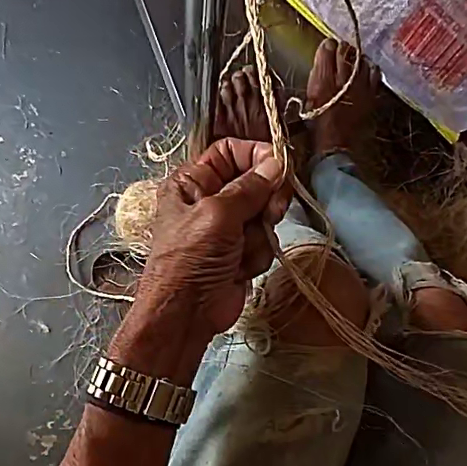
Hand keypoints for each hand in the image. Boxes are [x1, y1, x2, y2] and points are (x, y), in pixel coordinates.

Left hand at [136, 138, 289, 340]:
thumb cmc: (190, 259)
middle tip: (269, 213)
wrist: (185, 314)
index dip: (257, 154)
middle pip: (255, 182)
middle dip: (265, 200)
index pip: (230, 151)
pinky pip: (265, 242)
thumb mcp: (218, 214)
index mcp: (193, 182)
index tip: (281, 164)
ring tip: (241, 251)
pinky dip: (257, 256)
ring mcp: (227, 228)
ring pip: (265, 214)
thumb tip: (277, 163)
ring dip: (259, 235)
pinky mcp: (240, 253)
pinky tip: (239, 269)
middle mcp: (210, 200)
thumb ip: (250, 187)